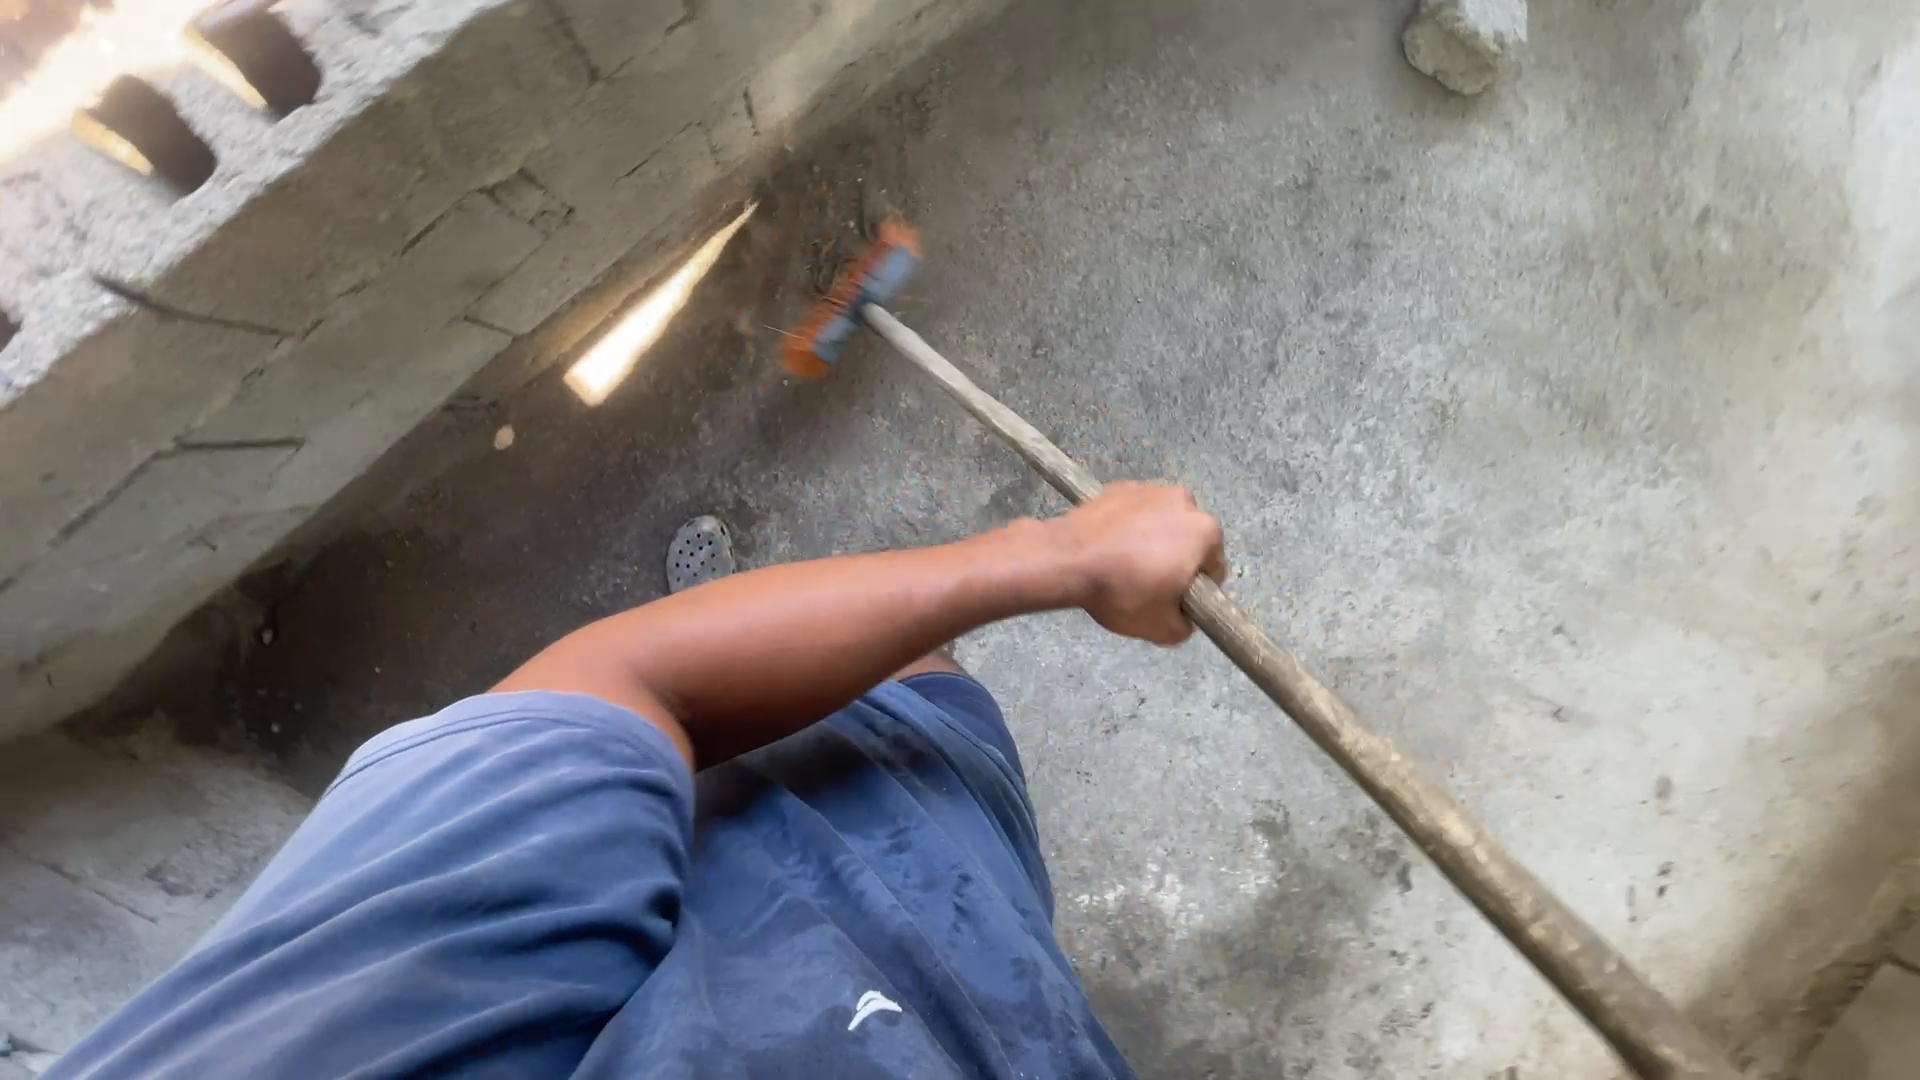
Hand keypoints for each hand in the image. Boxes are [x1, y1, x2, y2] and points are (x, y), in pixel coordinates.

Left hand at [1045, 482, 1226, 645]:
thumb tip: (1183, 617)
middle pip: (1188, 539)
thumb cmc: (1123, 591)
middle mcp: (1183, 500)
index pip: (1212, 567)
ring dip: (1151, 539)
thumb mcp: (1163, 629)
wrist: (1067, 560)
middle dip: (1175, 558)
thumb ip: (1186, 625)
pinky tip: (1110, 545)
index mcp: (1205, 530)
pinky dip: (1127, 526)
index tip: (1173, 599)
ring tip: (1124, 563)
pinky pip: (1133, 512)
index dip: (1196, 589)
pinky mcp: (1118, 487)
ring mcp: (1149, 488)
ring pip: (1160, 522)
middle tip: (1147, 583)